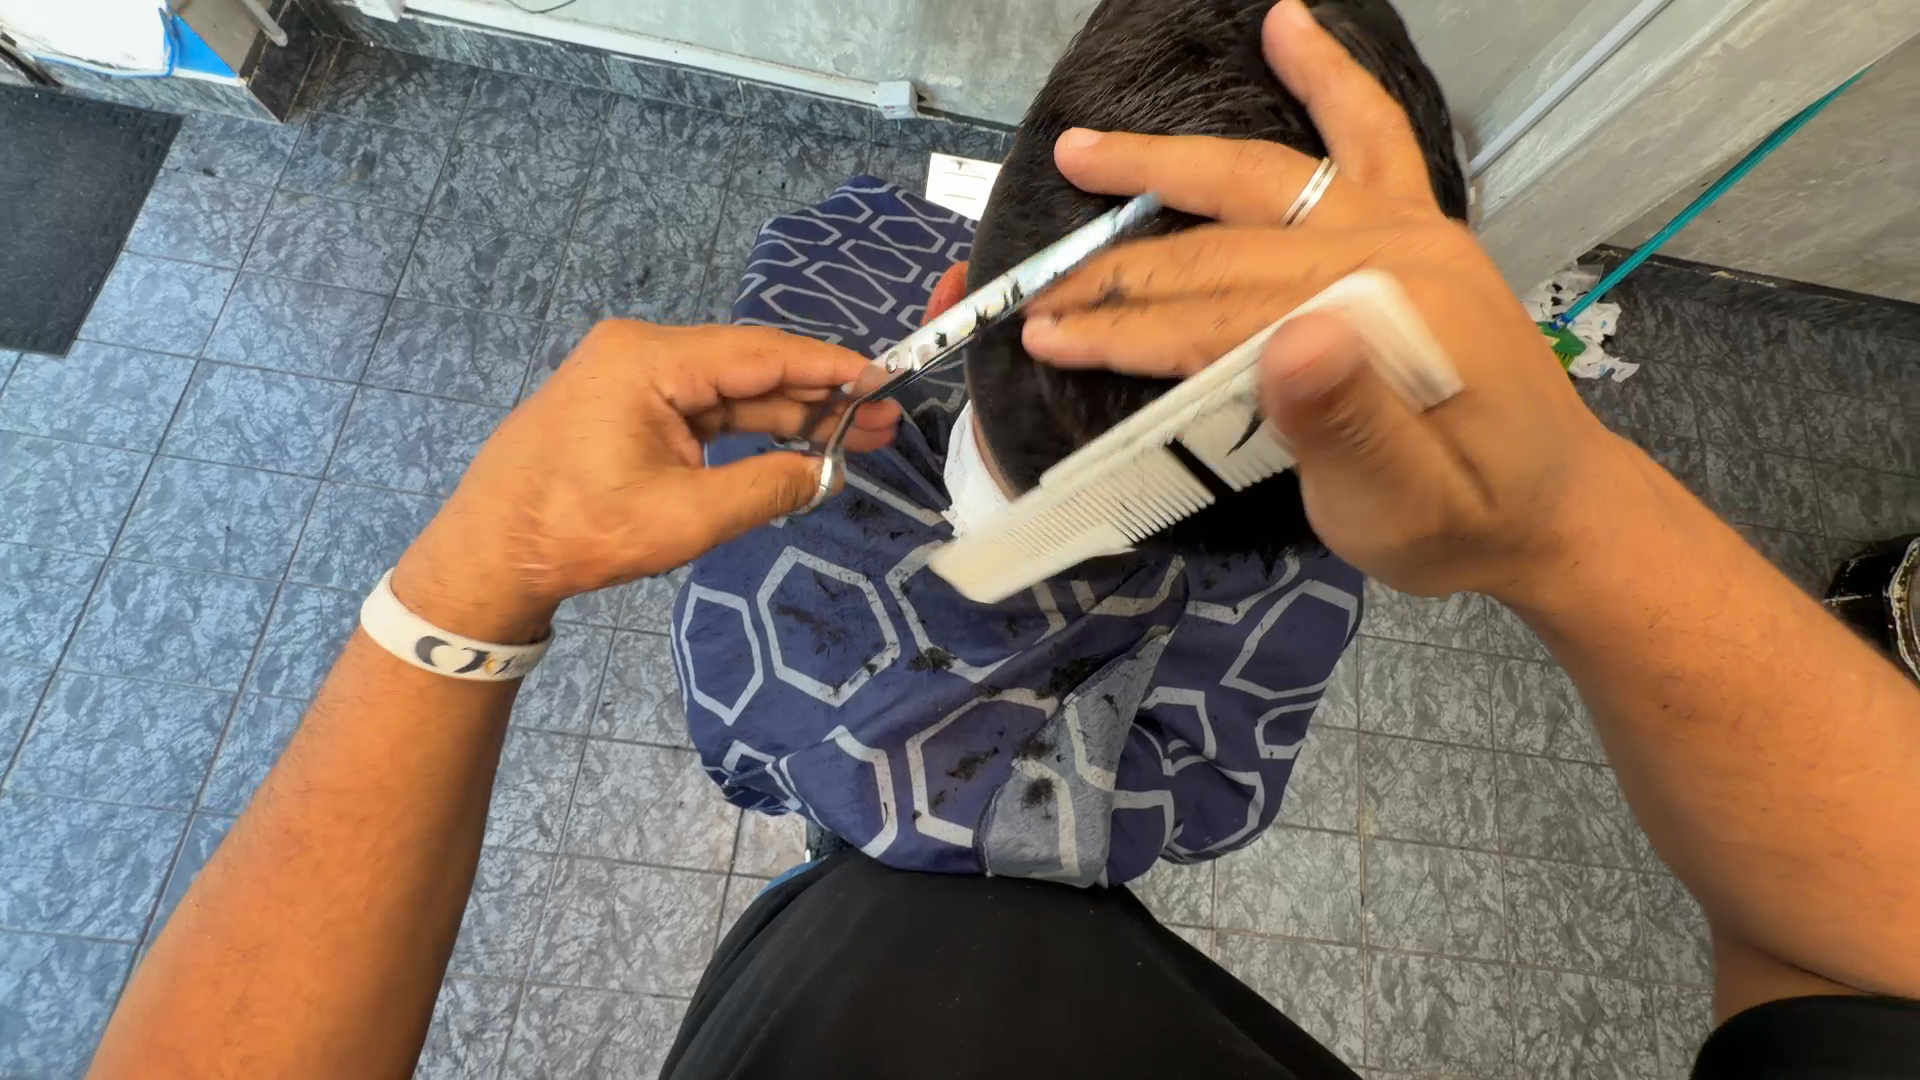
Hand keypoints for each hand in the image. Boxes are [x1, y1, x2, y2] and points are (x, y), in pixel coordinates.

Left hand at [391, 320, 898, 640]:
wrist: (491, 555)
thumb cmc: (579, 531)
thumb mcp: (686, 517)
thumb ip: (768, 489)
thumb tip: (830, 474)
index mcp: (651, 360)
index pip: (761, 353)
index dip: (829, 368)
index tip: (883, 378)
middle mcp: (646, 353)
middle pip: (754, 369)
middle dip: (821, 397)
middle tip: (882, 421)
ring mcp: (640, 379)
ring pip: (737, 392)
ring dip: (793, 415)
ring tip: (857, 436)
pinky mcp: (638, 408)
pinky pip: (712, 411)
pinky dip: (756, 430)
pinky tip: (799, 444)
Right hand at [1018, 0, 1624, 601]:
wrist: (1552, 510)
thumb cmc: (1458, 521)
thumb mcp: (1398, 504)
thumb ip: (1347, 427)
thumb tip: (1289, 343)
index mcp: (1376, 321)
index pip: (1214, 320)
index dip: (1122, 330)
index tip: (1044, 338)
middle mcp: (1386, 253)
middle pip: (1217, 252)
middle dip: (1115, 273)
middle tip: (1037, 290)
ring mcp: (1402, 231)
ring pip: (1261, 182)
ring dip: (1165, 167)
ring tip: (1084, 152)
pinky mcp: (1413, 231)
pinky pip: (1367, 135)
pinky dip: (1326, 78)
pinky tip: (1285, 27)